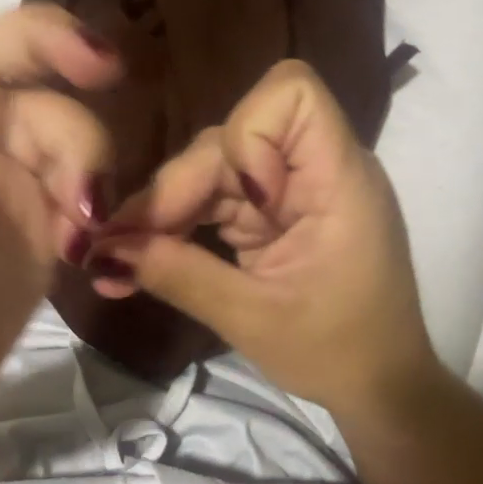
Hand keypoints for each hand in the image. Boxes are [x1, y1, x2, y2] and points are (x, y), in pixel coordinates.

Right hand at [90, 60, 434, 411]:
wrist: (378, 388)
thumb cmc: (336, 353)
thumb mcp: (252, 319)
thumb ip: (180, 275)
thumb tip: (104, 250)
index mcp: (336, 180)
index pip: (292, 95)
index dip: (246, 134)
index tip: (235, 200)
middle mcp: (313, 170)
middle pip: (229, 138)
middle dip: (178, 188)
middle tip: (124, 244)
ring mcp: (289, 190)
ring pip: (212, 168)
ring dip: (167, 208)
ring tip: (122, 259)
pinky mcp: (270, 213)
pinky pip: (213, 199)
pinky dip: (178, 224)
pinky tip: (144, 257)